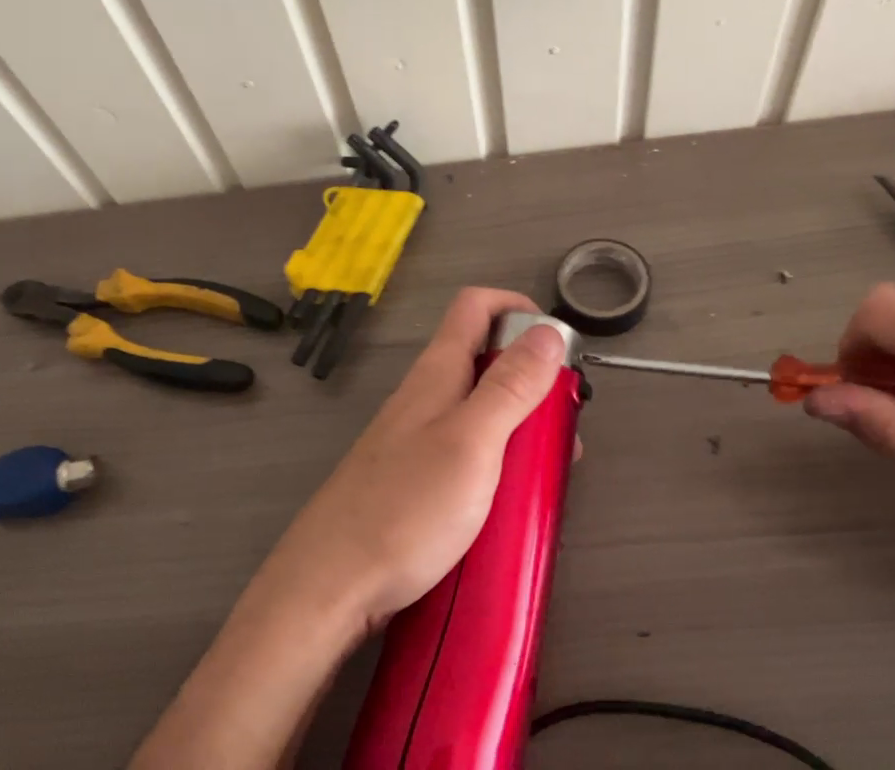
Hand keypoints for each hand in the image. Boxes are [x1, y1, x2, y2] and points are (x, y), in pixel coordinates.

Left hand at [263, 288, 566, 632]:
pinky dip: (501, 465)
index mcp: (437, 374)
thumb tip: (548, 331)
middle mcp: (426, 398)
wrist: (330, 587)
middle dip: (534, 381)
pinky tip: (514, 501)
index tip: (559, 348)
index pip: (477, 307)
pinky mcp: (418, 482)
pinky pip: (470, 454)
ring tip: (549, 471)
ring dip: (522, 428)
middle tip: (564, 426)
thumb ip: (510, 387)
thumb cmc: (404, 511)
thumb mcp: (471, 443)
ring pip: (481, 412)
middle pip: (486, 361)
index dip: (519, 309)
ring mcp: (419, 441)